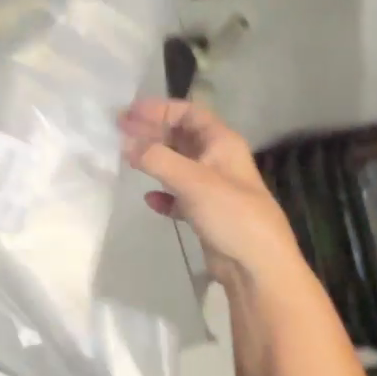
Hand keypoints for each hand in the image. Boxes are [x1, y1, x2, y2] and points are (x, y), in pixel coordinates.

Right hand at [120, 97, 304, 289]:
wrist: (257, 266)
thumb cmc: (231, 214)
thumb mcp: (193, 180)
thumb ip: (156, 159)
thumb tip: (125, 143)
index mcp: (223, 144)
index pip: (189, 113)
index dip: (160, 109)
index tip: (129, 111)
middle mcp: (218, 161)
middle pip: (181, 137)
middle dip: (152, 131)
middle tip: (119, 130)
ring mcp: (213, 189)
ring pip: (178, 165)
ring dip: (154, 160)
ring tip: (126, 158)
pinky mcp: (206, 214)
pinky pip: (179, 196)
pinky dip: (163, 194)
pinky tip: (150, 199)